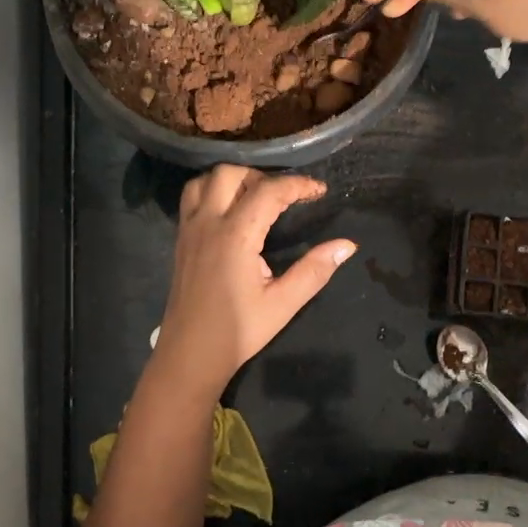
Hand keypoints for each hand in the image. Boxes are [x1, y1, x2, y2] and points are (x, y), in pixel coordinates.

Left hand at [152, 166, 356, 393]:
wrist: (191, 353)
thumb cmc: (238, 331)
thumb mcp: (283, 304)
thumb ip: (314, 271)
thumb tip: (347, 246)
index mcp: (235, 236)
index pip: (268, 192)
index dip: (297, 185)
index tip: (319, 191)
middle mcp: (208, 224)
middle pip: (230, 173)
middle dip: (261, 175)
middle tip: (284, 196)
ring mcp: (189, 230)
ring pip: (205, 181)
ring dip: (232, 180)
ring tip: (256, 199)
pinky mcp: (180, 241)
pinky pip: (192, 199)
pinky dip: (212, 192)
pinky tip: (231, 213)